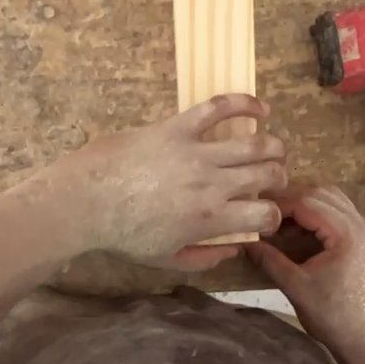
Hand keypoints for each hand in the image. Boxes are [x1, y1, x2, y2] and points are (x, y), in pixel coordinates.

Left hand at [37, 94, 287, 270]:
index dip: (273, 218)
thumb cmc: (122, 235)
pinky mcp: (178, 127)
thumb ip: (202, 258)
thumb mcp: (164, 259)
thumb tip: (232, 249)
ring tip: (272, 152)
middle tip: (270, 182)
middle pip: (268, 175)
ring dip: (272, 148)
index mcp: (210, 218)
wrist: (86, 201)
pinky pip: (219, 107)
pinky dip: (245, 105)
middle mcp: (212, 184)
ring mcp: (197, 152)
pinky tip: (260, 110)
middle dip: (278, 180)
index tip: (264, 218)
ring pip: (255, 144)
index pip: (265, 215)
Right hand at [245, 185, 364, 356]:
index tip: (253, 208)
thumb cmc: (332, 316)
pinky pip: (338, 213)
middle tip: (261, 210)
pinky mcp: (364, 240)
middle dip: (289, 198)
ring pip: (331, 200)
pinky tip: (296, 231)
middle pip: (321, 193)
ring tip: (276, 220)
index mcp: (348, 233)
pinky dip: (316, 215)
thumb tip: (243, 241)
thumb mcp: (296, 287)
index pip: (308, 202)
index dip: (278, 203)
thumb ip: (270, 260)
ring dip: (303, 204)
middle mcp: (361, 224)